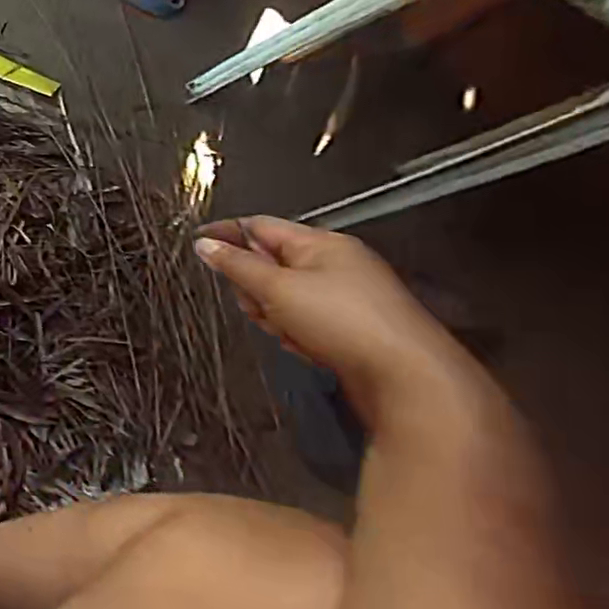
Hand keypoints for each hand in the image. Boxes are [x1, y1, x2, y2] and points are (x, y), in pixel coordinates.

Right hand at [194, 216, 476, 417]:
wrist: (410, 382)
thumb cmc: (347, 325)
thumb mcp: (276, 288)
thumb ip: (235, 264)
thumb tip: (205, 245)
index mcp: (322, 243)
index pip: (258, 226)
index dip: (225, 234)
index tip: (197, 245)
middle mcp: (336, 263)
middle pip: (267, 262)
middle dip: (252, 286)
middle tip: (259, 304)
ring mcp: (346, 295)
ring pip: (280, 294)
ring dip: (272, 312)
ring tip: (287, 329)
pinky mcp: (351, 326)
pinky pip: (301, 317)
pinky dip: (294, 330)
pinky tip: (305, 345)